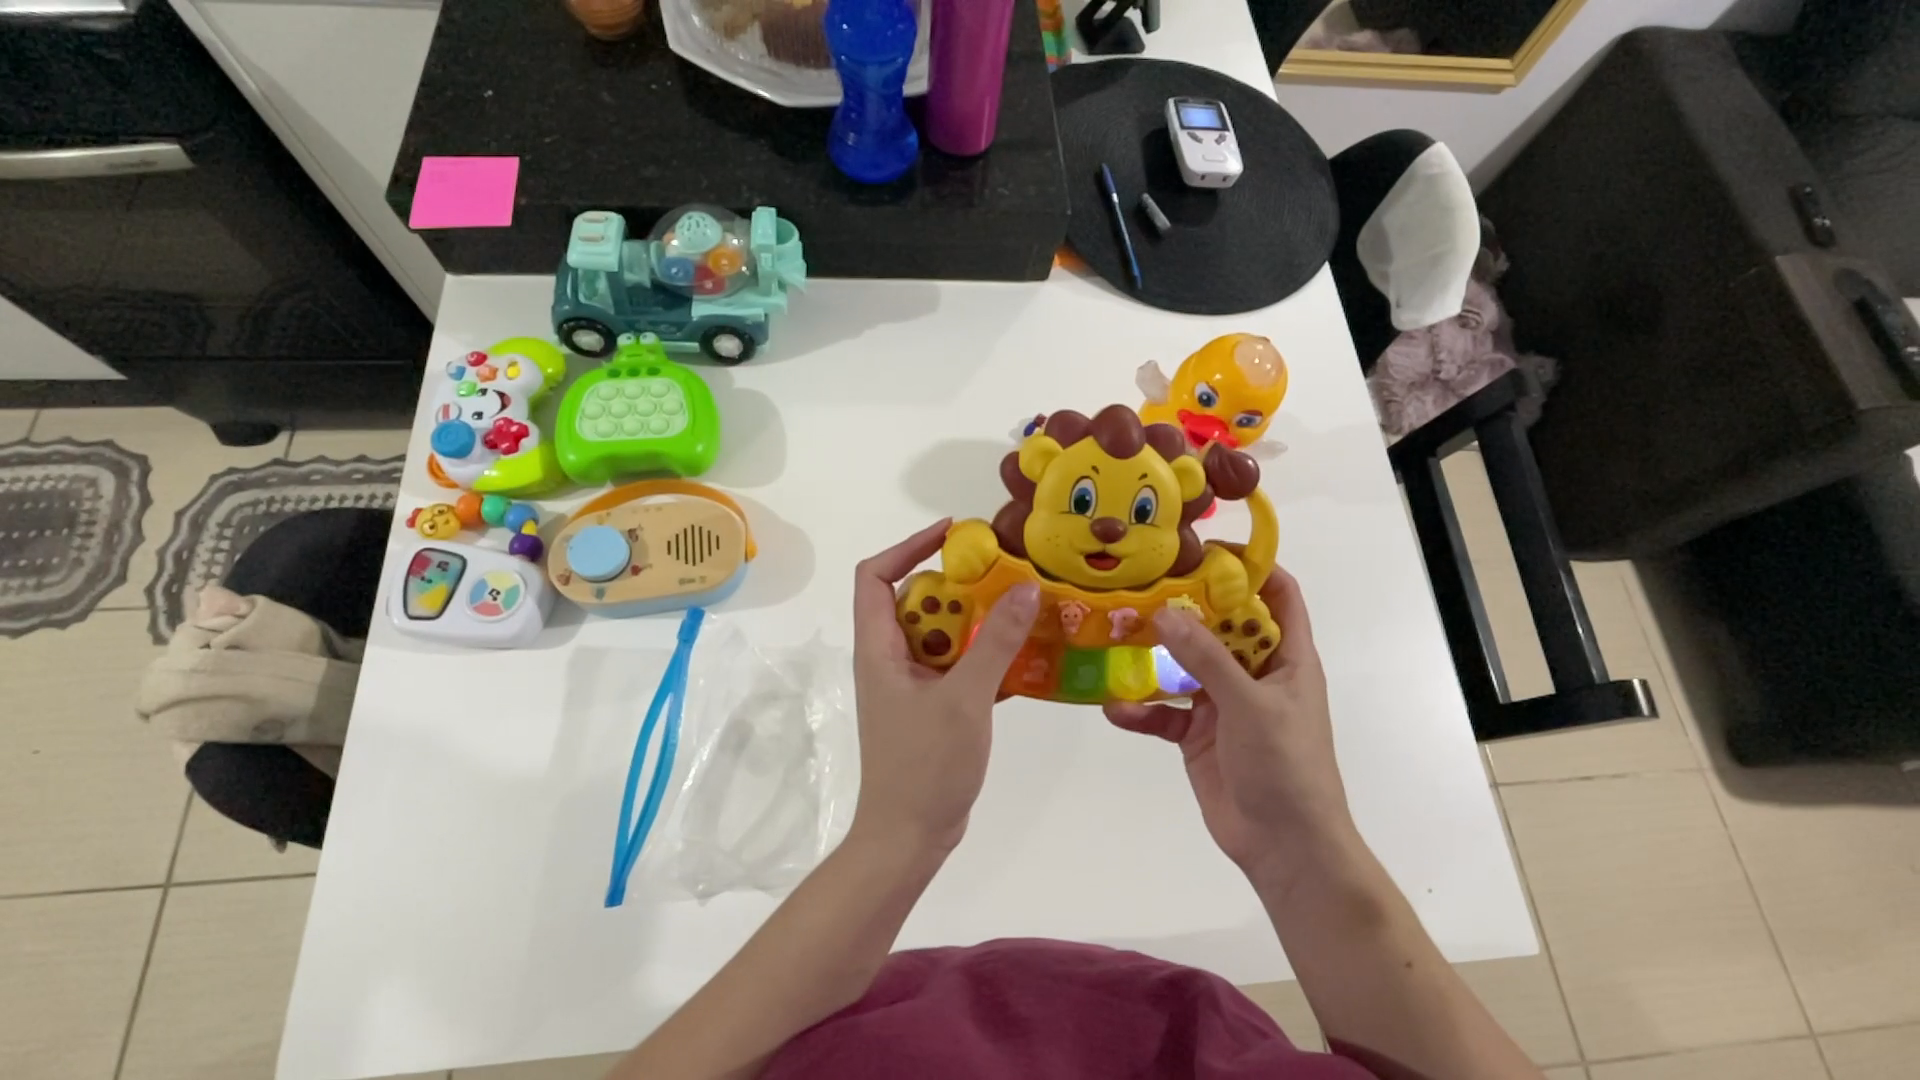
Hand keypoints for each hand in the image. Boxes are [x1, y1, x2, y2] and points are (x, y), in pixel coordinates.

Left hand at [849, 520, 1039, 853]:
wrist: (910, 836)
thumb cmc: (925, 765)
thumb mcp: (965, 699)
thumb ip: (997, 643)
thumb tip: (1026, 586)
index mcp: (878, 648)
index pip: (874, 576)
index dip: (908, 546)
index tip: (954, 535)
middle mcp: (889, 658)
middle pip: (917, 601)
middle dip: (959, 585)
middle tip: (1006, 575)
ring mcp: (911, 684)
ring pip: (942, 634)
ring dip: (980, 621)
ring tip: (1024, 609)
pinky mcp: (932, 706)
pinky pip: (958, 665)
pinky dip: (986, 656)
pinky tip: (1026, 657)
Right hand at [1104, 568, 1353, 887]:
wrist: (1284, 845)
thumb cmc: (1285, 765)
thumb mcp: (1248, 704)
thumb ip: (1205, 658)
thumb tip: (1165, 611)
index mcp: (1286, 657)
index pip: (1277, 595)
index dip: (1250, 567)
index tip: (1204, 549)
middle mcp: (1254, 673)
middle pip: (1219, 624)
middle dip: (1184, 606)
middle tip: (1140, 584)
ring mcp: (1224, 703)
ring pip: (1185, 665)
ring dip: (1153, 656)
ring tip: (1114, 635)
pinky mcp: (1197, 734)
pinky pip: (1164, 712)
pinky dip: (1142, 710)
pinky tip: (1116, 708)